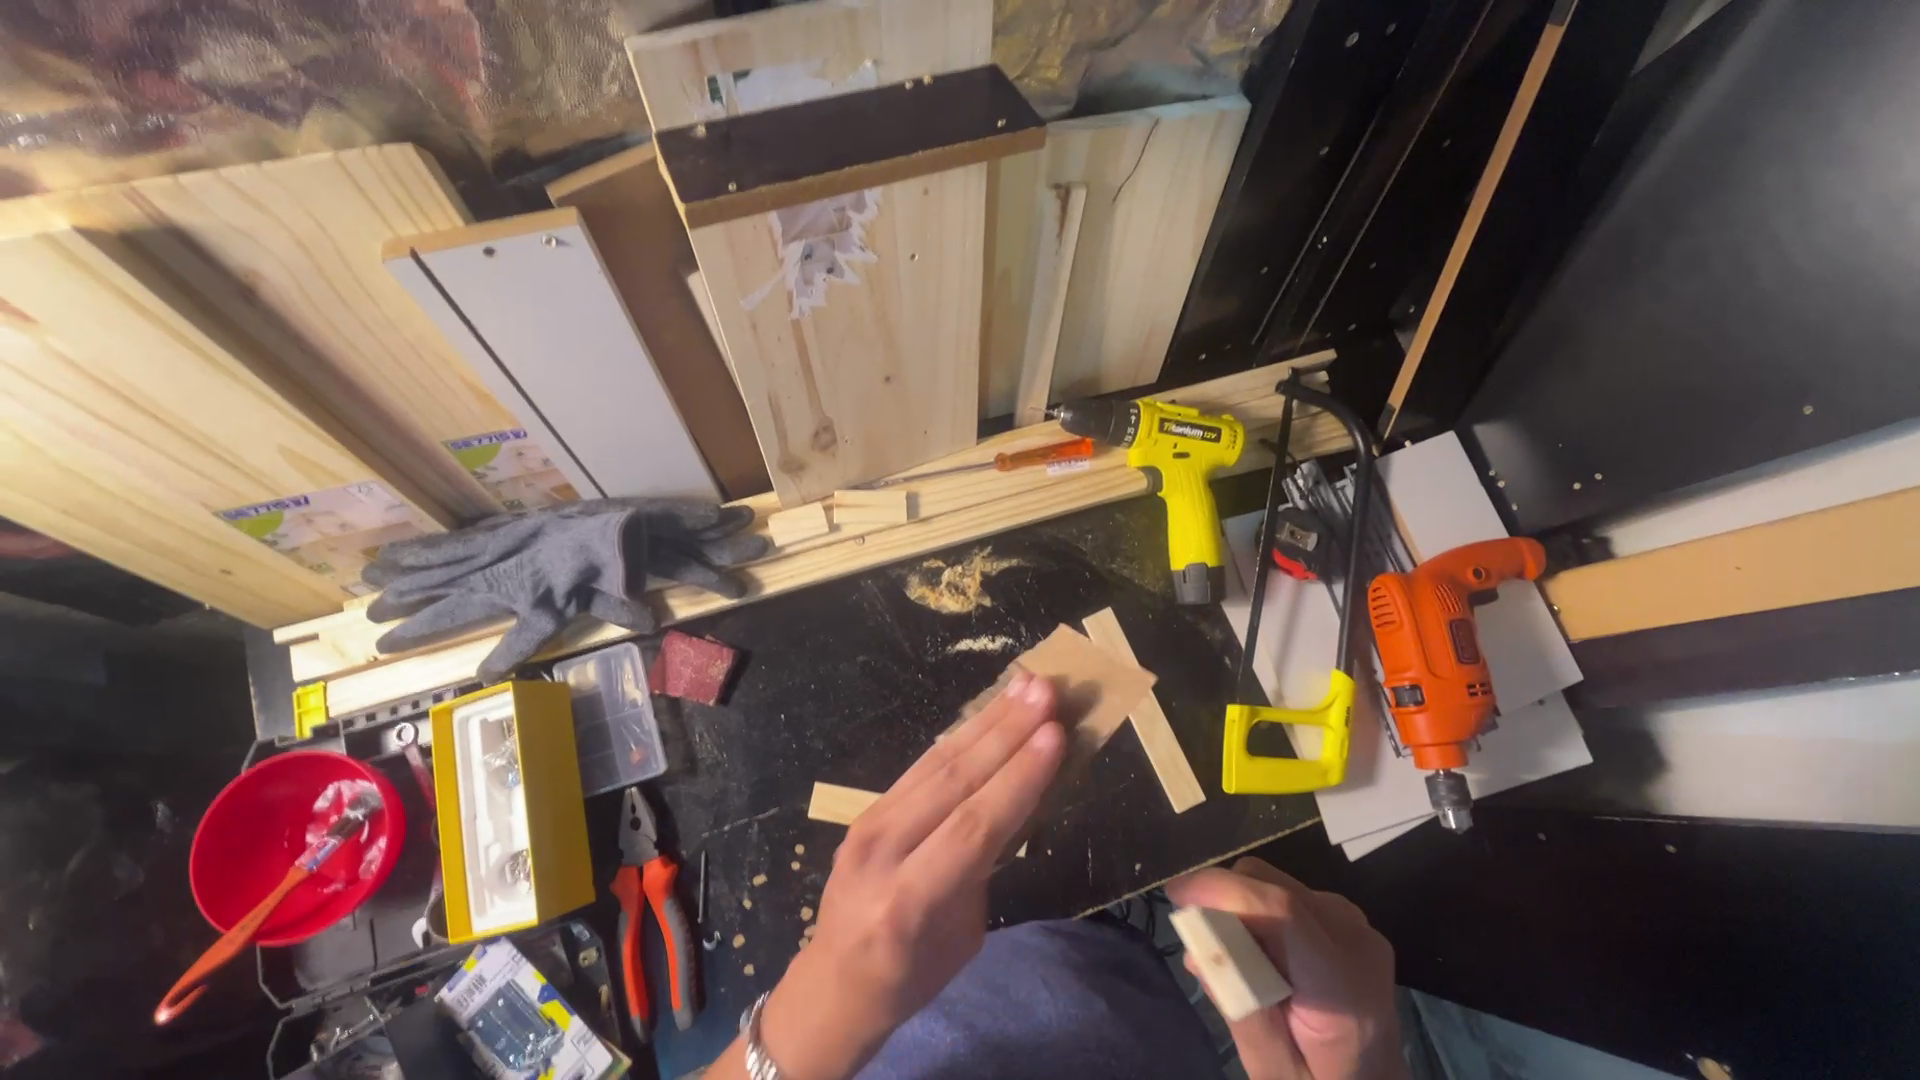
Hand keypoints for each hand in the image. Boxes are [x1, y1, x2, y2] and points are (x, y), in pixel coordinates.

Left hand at [717, 670, 1065, 1079]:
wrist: (833, 985)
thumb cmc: (911, 976)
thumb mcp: (961, 936)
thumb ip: (984, 866)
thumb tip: (1019, 799)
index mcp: (908, 902)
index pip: (973, 827)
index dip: (1018, 778)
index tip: (1056, 734)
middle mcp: (882, 853)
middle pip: (953, 782)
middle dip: (1006, 732)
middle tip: (1046, 691)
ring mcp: (867, 824)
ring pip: (936, 763)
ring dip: (986, 721)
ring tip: (1025, 687)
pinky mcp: (866, 808)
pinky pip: (921, 767)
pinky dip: (960, 736)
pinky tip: (988, 712)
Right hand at [1166, 858, 1404, 1079]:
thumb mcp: (1274, 1072)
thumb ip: (1241, 1012)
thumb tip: (1197, 950)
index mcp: (1344, 988)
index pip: (1283, 913)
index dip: (1224, 891)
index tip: (1175, 896)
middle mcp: (1355, 940)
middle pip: (1270, 886)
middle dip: (1221, 900)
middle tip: (1200, 944)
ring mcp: (1353, 921)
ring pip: (1271, 879)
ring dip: (1237, 904)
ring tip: (1233, 956)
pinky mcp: (1344, 913)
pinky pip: (1282, 887)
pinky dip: (1254, 906)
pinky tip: (1259, 950)